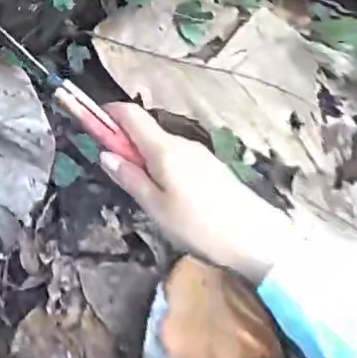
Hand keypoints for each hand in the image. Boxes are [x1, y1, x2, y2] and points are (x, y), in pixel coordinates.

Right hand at [99, 103, 296, 282]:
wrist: (263, 244)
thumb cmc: (201, 227)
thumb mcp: (156, 208)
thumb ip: (129, 178)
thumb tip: (106, 154)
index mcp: (163, 148)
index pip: (129, 113)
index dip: (107, 113)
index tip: (93, 124)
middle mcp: (181, 143)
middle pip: (145, 130)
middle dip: (125, 143)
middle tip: (120, 174)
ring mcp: (200, 154)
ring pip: (161, 146)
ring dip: (146, 158)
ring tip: (149, 196)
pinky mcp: (213, 168)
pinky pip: (178, 158)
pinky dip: (164, 167)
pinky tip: (173, 199)